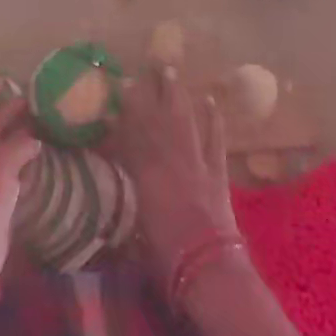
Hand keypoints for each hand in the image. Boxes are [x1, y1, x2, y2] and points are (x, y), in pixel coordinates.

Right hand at [107, 67, 238, 284]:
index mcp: (145, 175)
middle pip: (158, 119)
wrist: (208, 268)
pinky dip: (213, 120)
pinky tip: (210, 101)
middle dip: (150, 92)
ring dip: (177, 96)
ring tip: (170, 72)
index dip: (124, 111)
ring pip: (185, 121)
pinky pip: (215, 140)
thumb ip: (127, 201)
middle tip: (145, 67)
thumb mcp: (135, 228)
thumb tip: (117, 188)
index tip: (118, 87)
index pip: (131, 134)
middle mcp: (170, 161)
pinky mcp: (217, 173)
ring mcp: (196, 164)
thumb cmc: (164, 256)